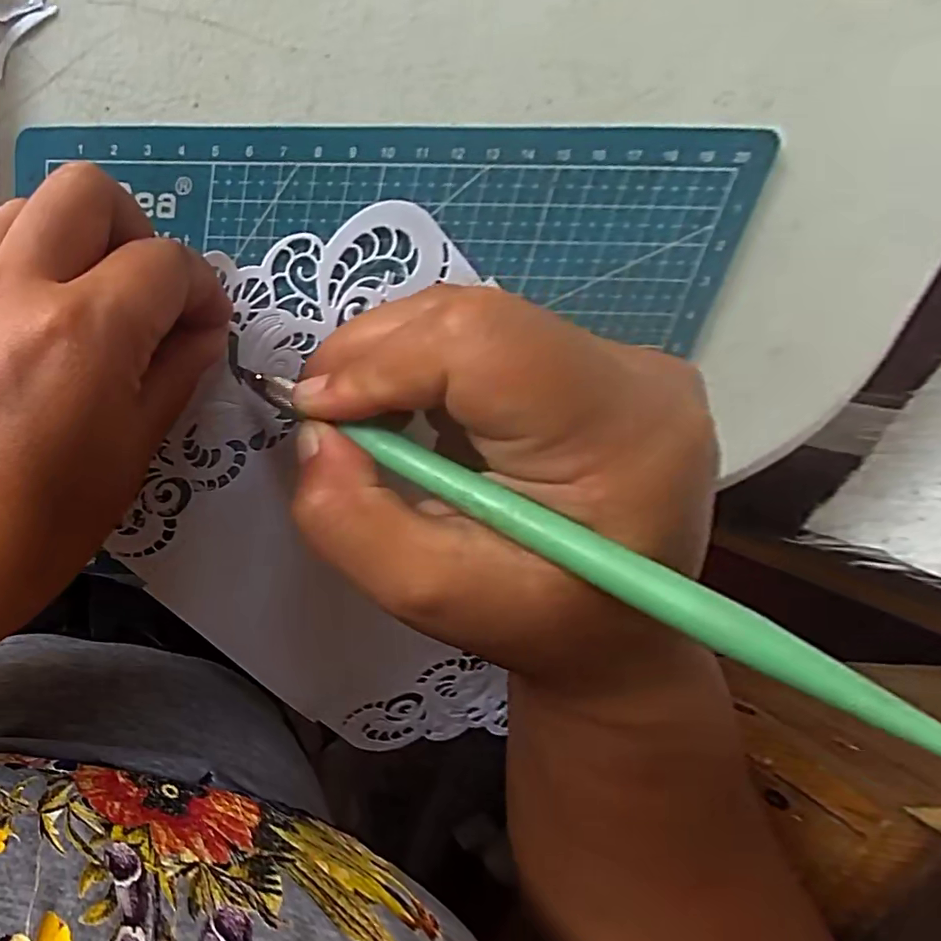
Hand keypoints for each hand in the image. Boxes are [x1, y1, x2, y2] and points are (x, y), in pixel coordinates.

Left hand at [0, 162, 230, 621]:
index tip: (200, 324)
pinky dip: (24, 263)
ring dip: (72, 235)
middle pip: (87, 192)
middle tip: (141, 292)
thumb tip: (198, 326)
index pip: (164, 263)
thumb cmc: (43, 527)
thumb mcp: (133, 451)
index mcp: (81, 332)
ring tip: (85, 298)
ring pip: (28, 207)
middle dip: (134, 229)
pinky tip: (33, 321)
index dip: (199, 289)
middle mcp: (17, 291)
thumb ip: (177, 368)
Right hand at [289, 286, 718, 702]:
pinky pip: (462, 332)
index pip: (479, 341)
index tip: (316, 414)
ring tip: (351, 416)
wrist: (609, 627)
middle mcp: (624, 372)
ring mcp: (604, 358)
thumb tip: (317, 434)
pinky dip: (400, 361)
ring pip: (454, 313)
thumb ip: (347, 518)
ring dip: (376, 357)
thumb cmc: (528, 621)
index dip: (378, 364)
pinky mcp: (572, 359)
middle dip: (362, 355)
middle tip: (319, 414)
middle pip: (461, 313)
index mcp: (610, 432)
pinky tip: (391, 409)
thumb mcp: (419, 592)